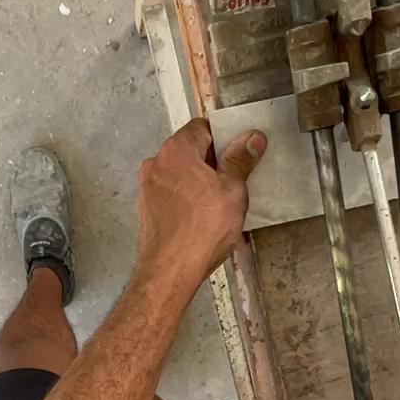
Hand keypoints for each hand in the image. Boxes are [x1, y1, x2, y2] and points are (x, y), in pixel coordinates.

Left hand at [135, 119, 264, 286]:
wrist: (170, 271)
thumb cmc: (204, 229)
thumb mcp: (233, 192)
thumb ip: (241, 161)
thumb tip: (253, 137)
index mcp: (177, 150)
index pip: (202, 128)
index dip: (223, 139)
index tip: (237, 156)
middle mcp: (156, 163)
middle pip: (188, 152)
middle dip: (209, 164)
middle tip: (230, 184)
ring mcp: (147, 188)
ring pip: (178, 176)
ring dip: (196, 184)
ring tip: (215, 206)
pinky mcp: (145, 211)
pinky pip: (170, 197)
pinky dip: (184, 202)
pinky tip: (197, 220)